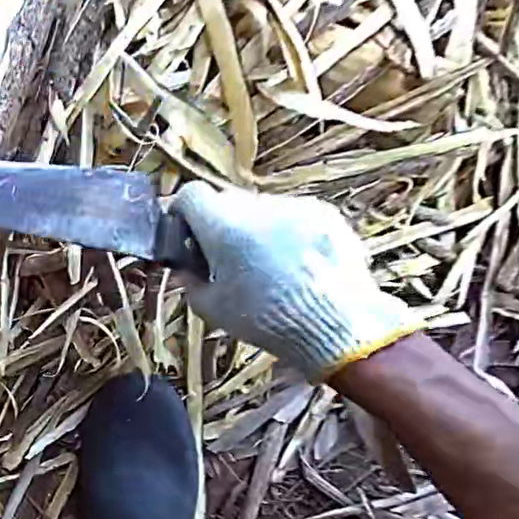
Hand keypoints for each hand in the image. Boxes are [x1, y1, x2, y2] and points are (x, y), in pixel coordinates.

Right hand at [176, 182, 421, 378]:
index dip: (182, 211)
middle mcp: (259, 208)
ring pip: (258, 207)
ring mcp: (296, 207)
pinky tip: (289, 262)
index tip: (183, 233)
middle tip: (219, 255)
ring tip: (259, 263)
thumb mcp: (209, 306)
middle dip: (216, 222)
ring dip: (250, 227)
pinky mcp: (325, 213)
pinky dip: (280, 231)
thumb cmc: (263, 319)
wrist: (336, 325)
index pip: (191, 194)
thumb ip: (190, 277)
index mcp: (224, 228)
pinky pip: (290, 214)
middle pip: (225, 199)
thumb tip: (186, 265)